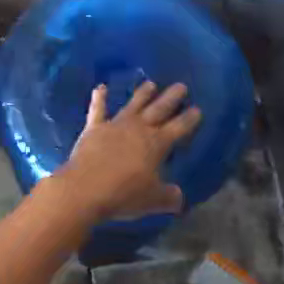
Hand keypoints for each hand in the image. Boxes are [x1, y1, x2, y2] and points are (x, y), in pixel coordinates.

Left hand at [51, 81, 201, 222]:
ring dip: (142, 94)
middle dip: (171, 98)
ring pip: (133, 105)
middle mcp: (138, 129)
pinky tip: (100, 87)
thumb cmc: (124, 194)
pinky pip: (98, 110)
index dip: (189, 119)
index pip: (179, 127)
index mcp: (157, 144)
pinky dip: (99, 98)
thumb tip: (178, 197)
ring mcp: (115, 126)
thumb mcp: (153, 200)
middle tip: (181, 85)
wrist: (85, 189)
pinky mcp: (94, 129)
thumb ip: (169, 197)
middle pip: (159, 109)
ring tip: (151, 83)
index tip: (197, 109)